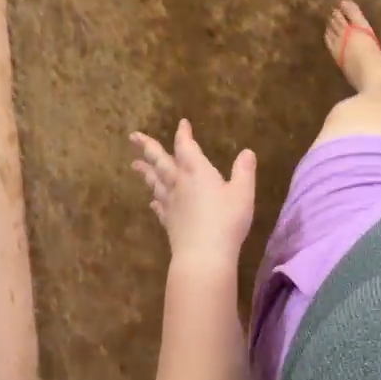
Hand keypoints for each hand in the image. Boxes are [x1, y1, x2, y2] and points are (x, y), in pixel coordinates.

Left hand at [130, 120, 256, 267]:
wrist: (203, 255)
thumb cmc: (226, 220)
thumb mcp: (242, 193)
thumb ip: (244, 171)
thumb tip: (247, 151)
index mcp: (196, 171)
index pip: (186, 147)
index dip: (183, 134)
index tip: (182, 123)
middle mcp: (179, 183)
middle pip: (160, 161)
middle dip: (148, 147)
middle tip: (133, 136)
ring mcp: (170, 203)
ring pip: (154, 182)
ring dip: (145, 171)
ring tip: (135, 164)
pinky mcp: (168, 222)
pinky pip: (158, 207)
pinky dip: (155, 201)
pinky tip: (152, 201)